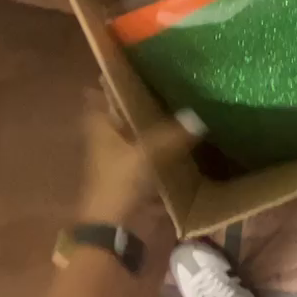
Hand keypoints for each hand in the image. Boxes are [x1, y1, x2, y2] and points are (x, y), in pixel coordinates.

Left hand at [76, 89, 194, 247]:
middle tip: (161, 82)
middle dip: (135, 100)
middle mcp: (107, 140)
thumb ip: (172, 136)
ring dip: (149, 123)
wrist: (113, 229)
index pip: (98, 98)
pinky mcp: (133, 177)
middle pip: (117, 115)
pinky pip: (148, 154)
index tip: (130, 67)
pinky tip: (182, 140)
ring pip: (133, 133)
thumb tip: (198, 118)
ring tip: (178, 105)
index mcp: (100, 129)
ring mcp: (119, 159)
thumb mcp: (145, 154)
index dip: (108, 82)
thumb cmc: (118, 183)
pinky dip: (160, 146)